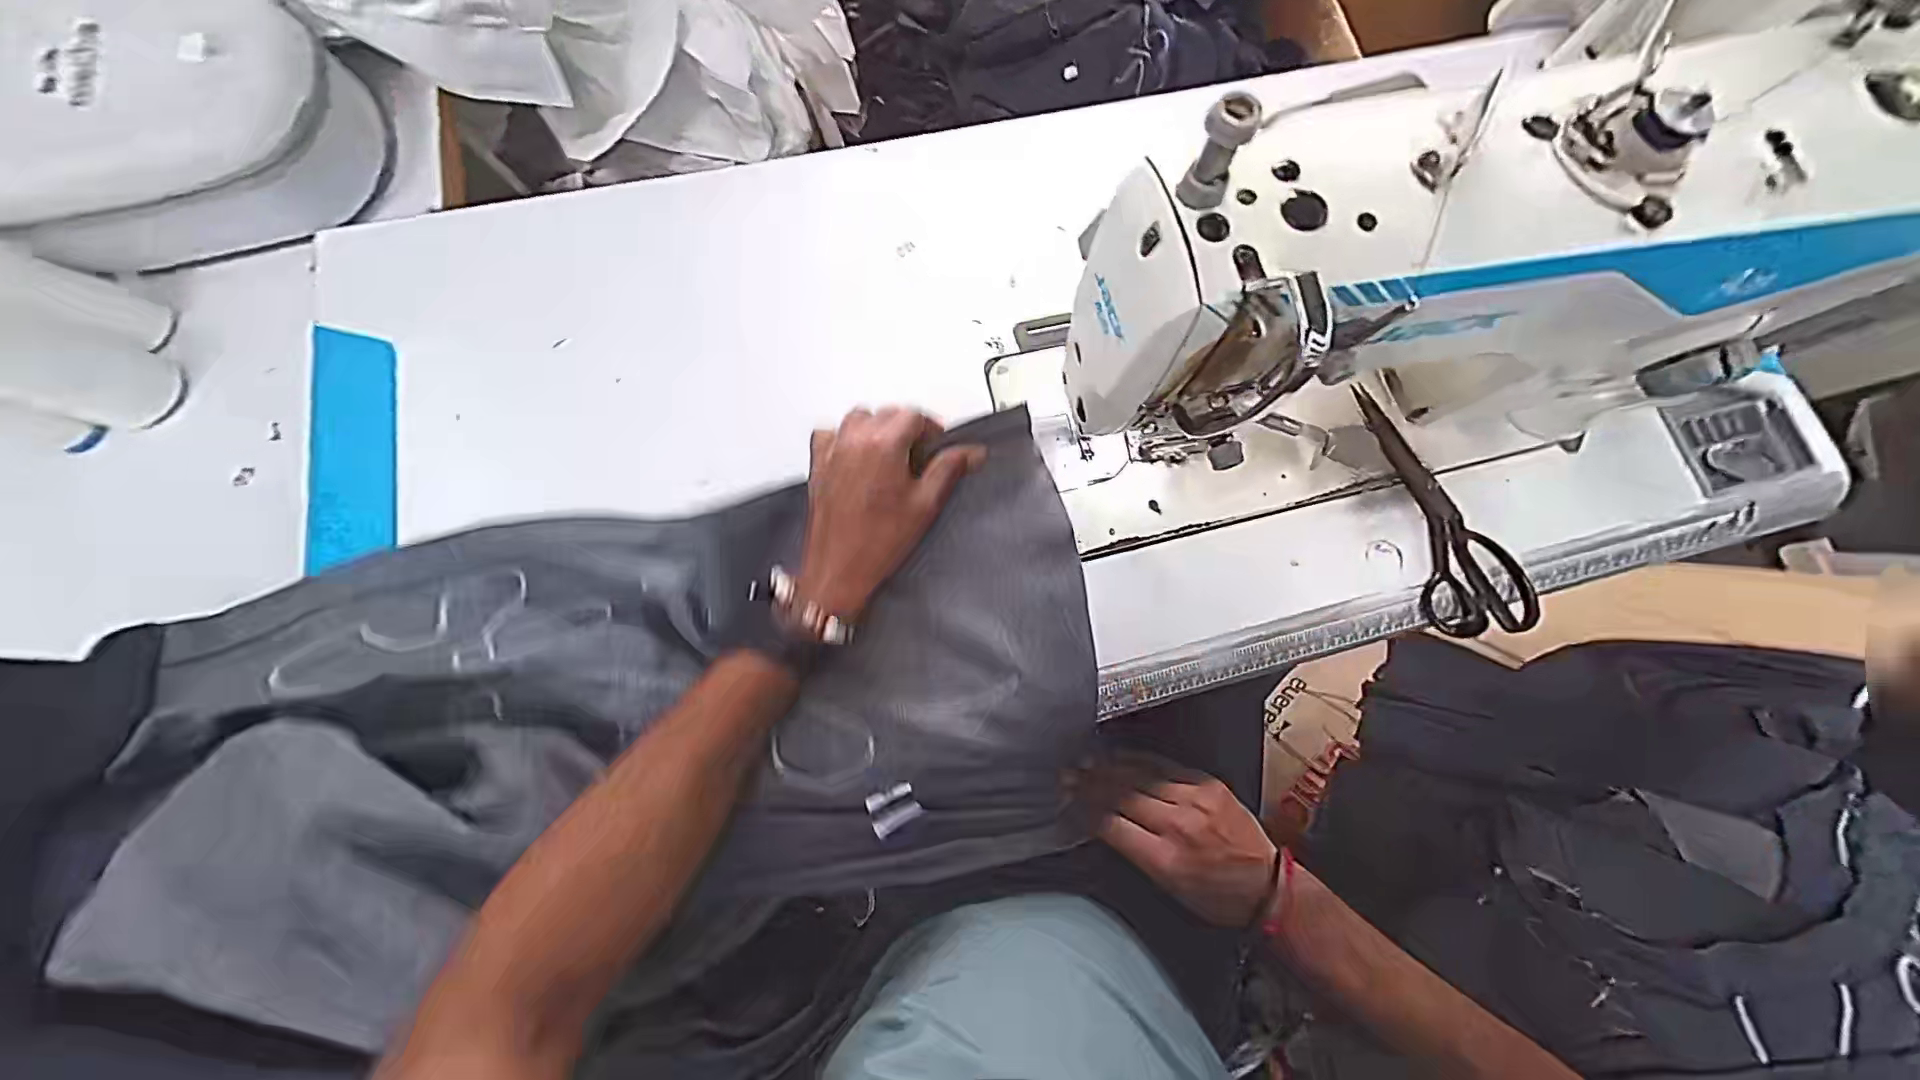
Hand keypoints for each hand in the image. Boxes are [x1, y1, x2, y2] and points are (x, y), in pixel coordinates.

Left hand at [796, 407, 985, 619]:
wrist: (838, 569)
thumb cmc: (875, 543)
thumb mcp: (925, 504)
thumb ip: (949, 469)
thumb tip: (970, 453)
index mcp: (883, 444)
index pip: (913, 415)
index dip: (931, 428)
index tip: (937, 444)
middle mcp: (854, 441)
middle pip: (887, 413)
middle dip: (907, 428)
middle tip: (920, 454)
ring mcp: (833, 452)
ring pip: (859, 419)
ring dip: (877, 428)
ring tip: (891, 454)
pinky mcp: (818, 466)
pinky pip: (831, 435)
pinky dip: (845, 438)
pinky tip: (858, 458)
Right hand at [1075, 758, 1279, 927]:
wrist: (1268, 887)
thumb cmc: (1217, 897)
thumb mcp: (1169, 889)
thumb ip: (1135, 854)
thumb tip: (1103, 825)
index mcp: (1166, 860)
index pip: (1111, 825)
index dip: (1083, 809)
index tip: (1067, 801)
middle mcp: (1179, 826)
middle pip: (1121, 795)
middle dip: (1089, 783)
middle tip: (1067, 775)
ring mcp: (1195, 800)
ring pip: (1139, 776)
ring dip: (1108, 767)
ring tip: (1086, 762)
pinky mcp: (1208, 784)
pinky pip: (1164, 766)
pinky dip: (1138, 760)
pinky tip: (1121, 756)